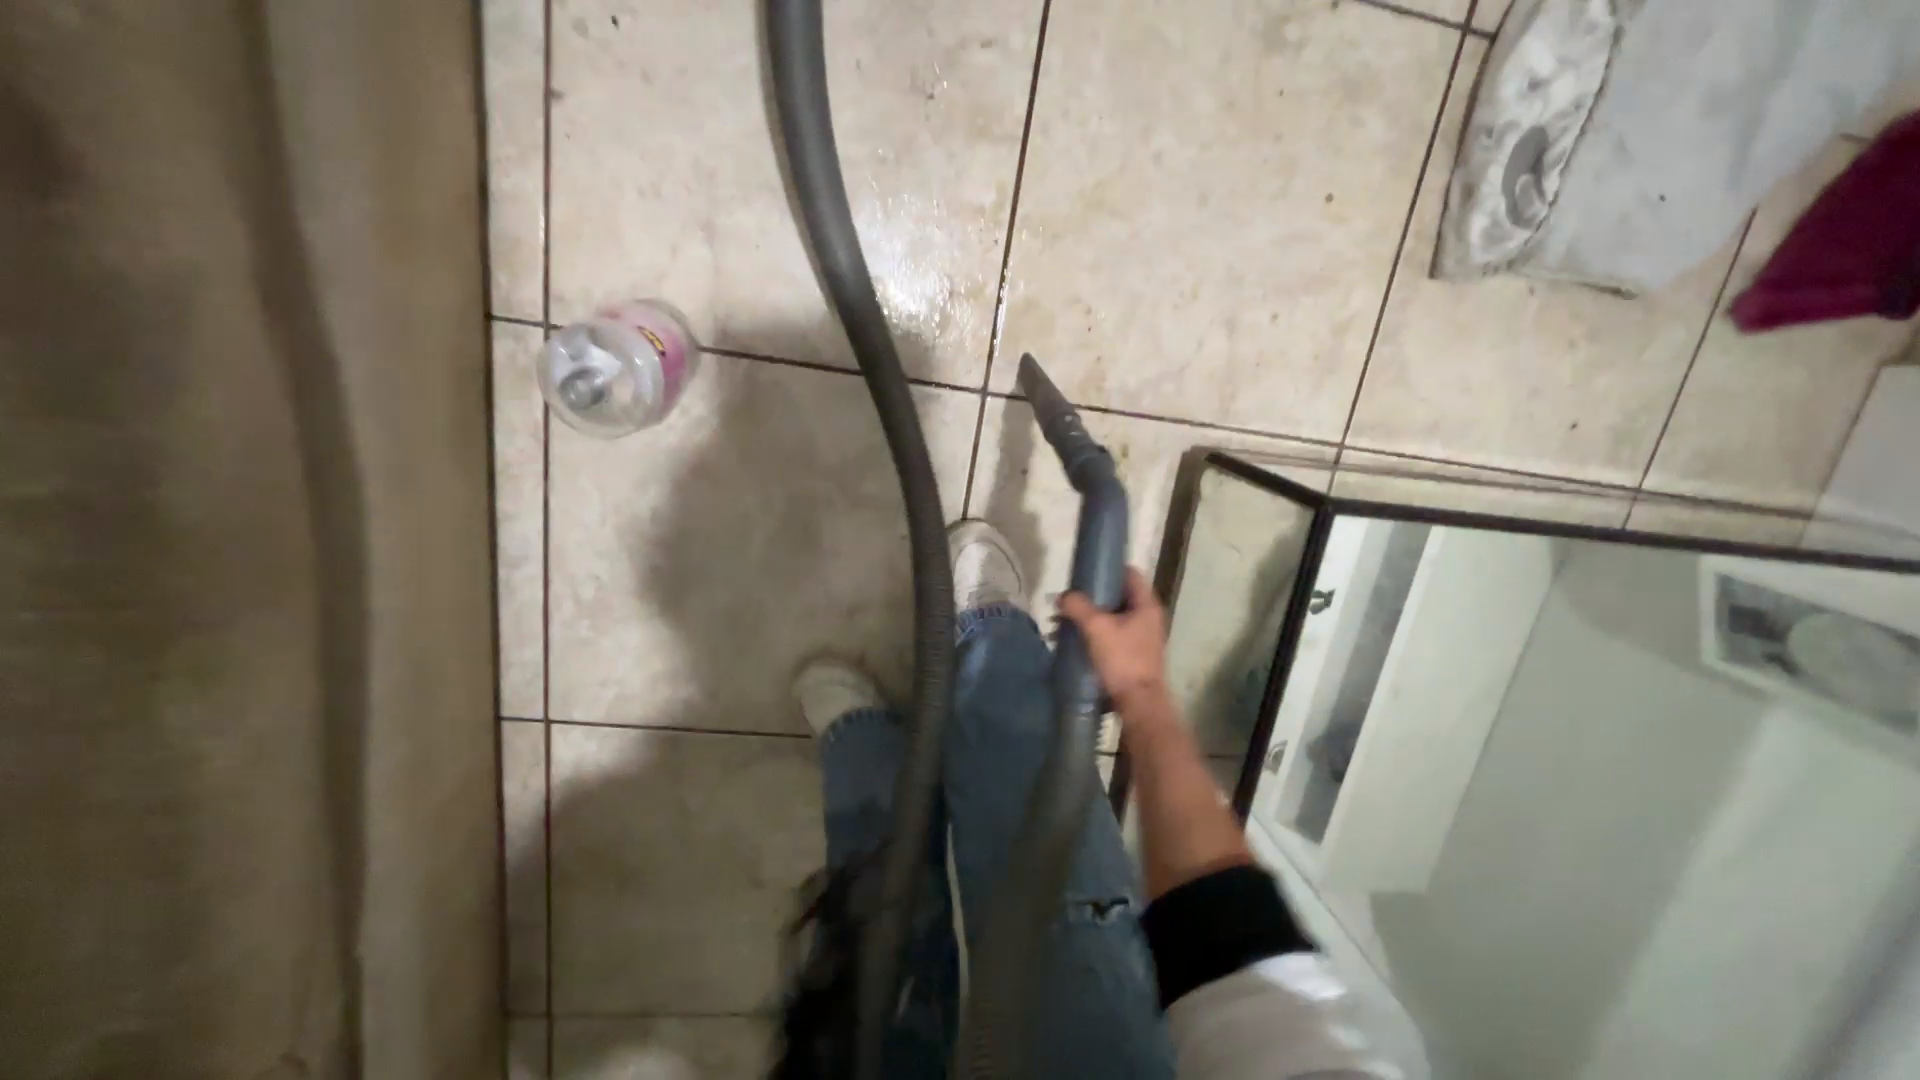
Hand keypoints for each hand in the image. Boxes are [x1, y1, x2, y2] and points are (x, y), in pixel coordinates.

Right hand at [1057, 567, 1169, 711]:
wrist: (1138, 703)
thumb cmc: (1122, 660)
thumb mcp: (1097, 628)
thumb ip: (1078, 607)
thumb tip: (1062, 596)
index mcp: (1146, 605)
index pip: (1130, 574)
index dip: (1108, 568)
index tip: (1086, 571)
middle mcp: (1148, 618)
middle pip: (1118, 596)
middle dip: (1091, 597)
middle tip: (1068, 599)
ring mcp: (1142, 638)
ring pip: (1112, 617)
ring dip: (1088, 618)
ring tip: (1062, 622)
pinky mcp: (1133, 655)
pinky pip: (1110, 636)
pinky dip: (1093, 634)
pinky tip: (1072, 641)